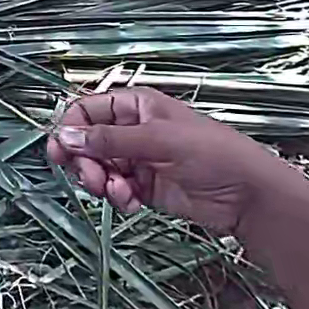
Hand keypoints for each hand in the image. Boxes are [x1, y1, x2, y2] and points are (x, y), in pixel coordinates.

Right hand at [47, 87, 281, 235]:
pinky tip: (130, 201)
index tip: (61, 149)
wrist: (248, 196)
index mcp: (135, 106)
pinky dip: (116, 197)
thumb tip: (67, 136)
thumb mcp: (158, 139)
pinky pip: (114, 189)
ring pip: (97, 167)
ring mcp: (137, 159)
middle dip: (84, 160)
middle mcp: (131, 130)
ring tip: (117, 191)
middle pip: (87, 141)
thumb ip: (110, 139)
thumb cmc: (213, 153)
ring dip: (100, 181)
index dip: (71, 128)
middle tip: (90, 177)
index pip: (88, 110)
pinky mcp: (143, 186)